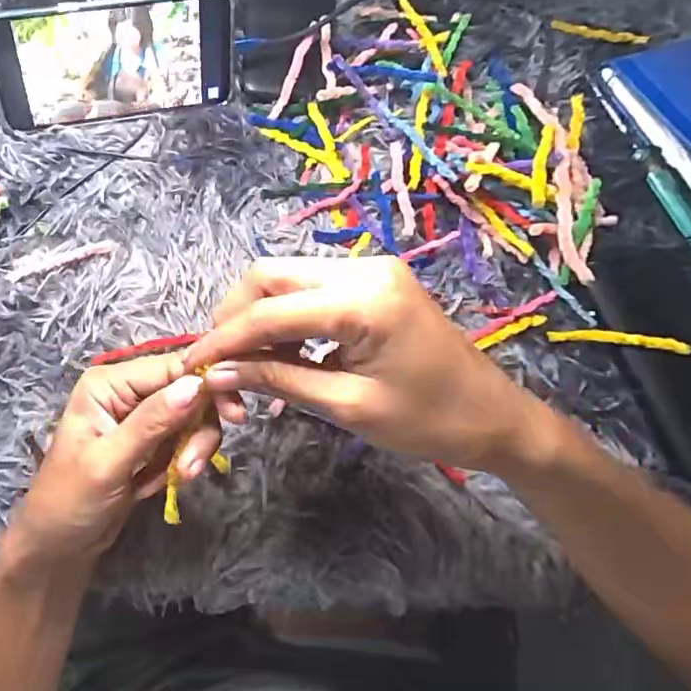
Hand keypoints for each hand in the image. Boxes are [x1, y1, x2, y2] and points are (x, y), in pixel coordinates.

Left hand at [0, 354, 220, 575]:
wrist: (58, 548)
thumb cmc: (70, 501)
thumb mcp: (108, 462)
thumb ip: (151, 423)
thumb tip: (196, 384)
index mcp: (109, 383)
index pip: (171, 367)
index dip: (206, 385)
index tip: (234, 414)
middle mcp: (127, 391)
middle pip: (188, 390)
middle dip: (198, 427)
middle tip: (194, 465)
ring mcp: (141, 417)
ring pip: (193, 416)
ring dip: (194, 447)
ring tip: (182, 477)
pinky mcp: (152, 442)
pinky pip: (186, 439)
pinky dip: (186, 460)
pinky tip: (168, 481)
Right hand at [180, 257, 556, 472]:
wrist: (498, 417)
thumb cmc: (432, 422)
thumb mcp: (349, 406)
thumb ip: (279, 381)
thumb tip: (218, 374)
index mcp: (363, 300)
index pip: (268, 310)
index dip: (223, 339)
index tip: (192, 366)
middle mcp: (362, 268)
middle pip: (269, 275)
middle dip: (235, 318)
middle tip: (222, 365)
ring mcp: (369, 269)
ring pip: (285, 277)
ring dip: (258, 317)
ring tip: (249, 366)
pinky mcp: (372, 280)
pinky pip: (309, 288)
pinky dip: (285, 317)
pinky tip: (282, 353)